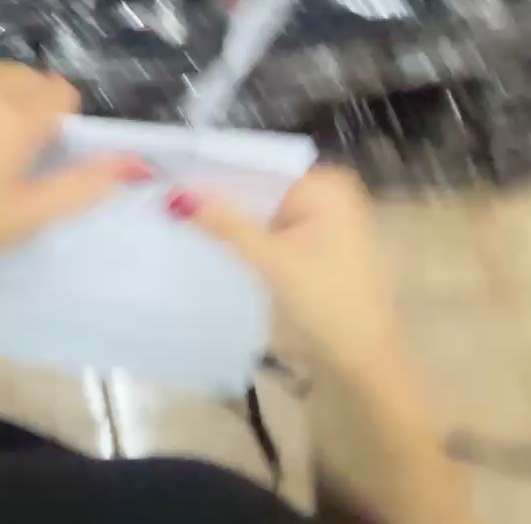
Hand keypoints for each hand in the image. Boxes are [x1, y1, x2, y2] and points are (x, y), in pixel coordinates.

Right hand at [170, 166, 405, 384]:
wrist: (364, 364)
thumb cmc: (327, 304)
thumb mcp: (270, 260)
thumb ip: (223, 223)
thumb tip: (173, 194)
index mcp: (326, 186)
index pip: (258, 166)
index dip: (215, 170)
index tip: (171, 174)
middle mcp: (326, 194)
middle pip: (258, 185)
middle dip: (219, 192)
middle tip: (166, 193)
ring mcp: (321, 220)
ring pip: (260, 207)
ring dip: (227, 214)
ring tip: (176, 209)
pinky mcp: (312, 244)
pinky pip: (268, 225)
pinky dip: (242, 231)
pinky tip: (208, 233)